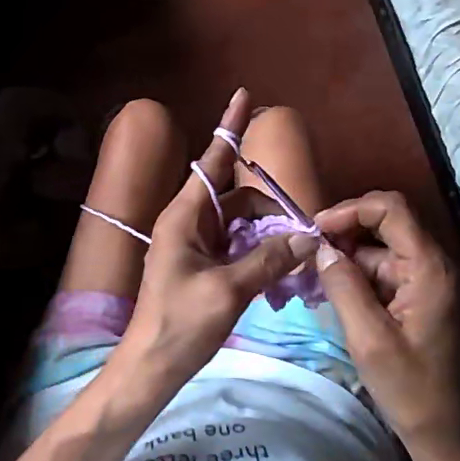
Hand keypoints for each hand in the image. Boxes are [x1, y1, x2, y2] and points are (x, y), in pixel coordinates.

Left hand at [119, 90, 318, 383]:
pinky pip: (236, 244)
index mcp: (183, 217)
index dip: (228, 128)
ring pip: (239, 222)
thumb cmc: (180, 324)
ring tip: (298, 249)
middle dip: (270, 205)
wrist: (152, 365)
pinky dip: (259, 250)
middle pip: (236, 196)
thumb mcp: (228, 290)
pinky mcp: (202, 264)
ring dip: (267, 231)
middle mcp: (187, 222)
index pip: (210, 161)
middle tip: (304, 228)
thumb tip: (307, 235)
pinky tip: (282, 265)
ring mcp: (194, 244)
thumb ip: (269, 259)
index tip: (242, 95)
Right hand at [313, 191, 459, 450]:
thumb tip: (320, 247)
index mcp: (427, 267)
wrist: (440, 429)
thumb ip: (342, 285)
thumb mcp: (367, 336)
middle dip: (343, 229)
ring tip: (311, 272)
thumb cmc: (408, 386)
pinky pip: (379, 268)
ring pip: (376, 245)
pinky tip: (328, 288)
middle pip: (384, 221)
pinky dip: (352, 272)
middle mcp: (430, 264)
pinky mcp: (413, 294)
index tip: (315, 229)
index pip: (390, 208)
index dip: (350, 209)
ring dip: (344, 253)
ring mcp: (423, 279)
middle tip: (309, 249)